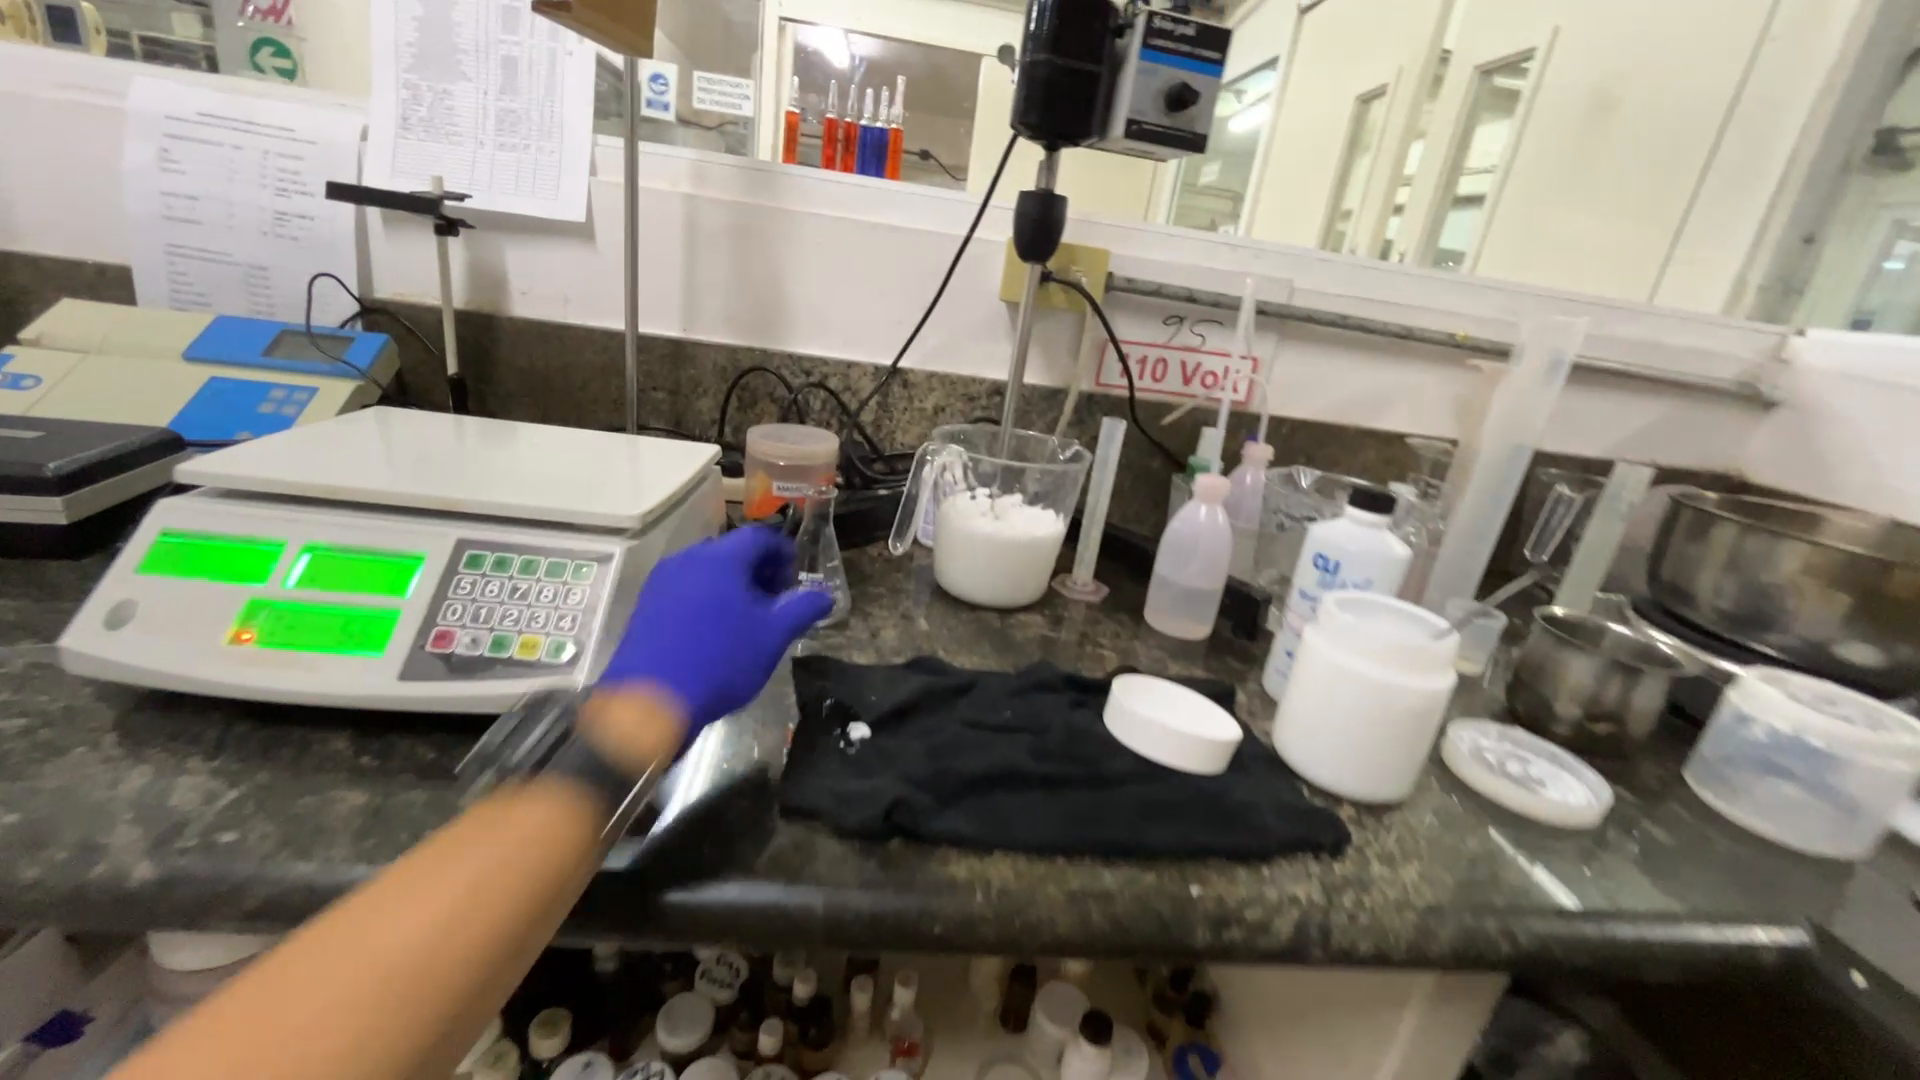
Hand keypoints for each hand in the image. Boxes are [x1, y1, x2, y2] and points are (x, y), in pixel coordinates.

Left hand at [597, 527, 833, 736]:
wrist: (650, 701)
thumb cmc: (721, 660)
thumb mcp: (773, 636)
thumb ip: (803, 608)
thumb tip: (825, 595)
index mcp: (721, 558)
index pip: (760, 537)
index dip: (783, 553)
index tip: (795, 579)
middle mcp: (688, 559)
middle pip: (732, 551)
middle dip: (759, 570)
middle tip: (776, 601)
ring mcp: (662, 582)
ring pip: (707, 571)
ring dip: (733, 586)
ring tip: (748, 620)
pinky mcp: (647, 606)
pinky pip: (686, 590)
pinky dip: (708, 599)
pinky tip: (716, 632)